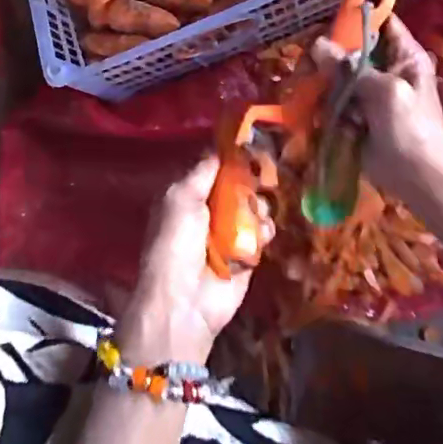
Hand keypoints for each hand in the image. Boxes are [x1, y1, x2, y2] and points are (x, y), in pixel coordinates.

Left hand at [118, 156, 268, 365]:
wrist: (185, 300)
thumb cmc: (176, 242)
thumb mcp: (182, 197)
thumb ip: (202, 171)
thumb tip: (220, 147)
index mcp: (187, 194)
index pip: (212, 168)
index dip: (230, 157)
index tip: (251, 143)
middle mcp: (208, 210)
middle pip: (237, 186)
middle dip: (251, 180)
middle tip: (265, 175)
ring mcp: (228, 233)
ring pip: (253, 207)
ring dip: (260, 205)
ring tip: (260, 209)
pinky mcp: (247, 255)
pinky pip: (262, 234)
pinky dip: (266, 230)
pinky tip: (264, 231)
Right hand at [312, 15, 442, 196]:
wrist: (419, 182)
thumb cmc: (412, 132)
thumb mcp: (386, 93)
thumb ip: (352, 67)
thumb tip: (317, 44)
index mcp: (404, 55)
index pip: (380, 20)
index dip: (356, 14)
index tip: (327, 17)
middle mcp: (385, 67)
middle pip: (349, 46)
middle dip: (328, 53)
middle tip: (309, 62)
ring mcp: (368, 91)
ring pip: (335, 72)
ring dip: (322, 81)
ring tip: (311, 91)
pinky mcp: (354, 112)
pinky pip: (332, 97)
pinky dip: (323, 102)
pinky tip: (318, 111)